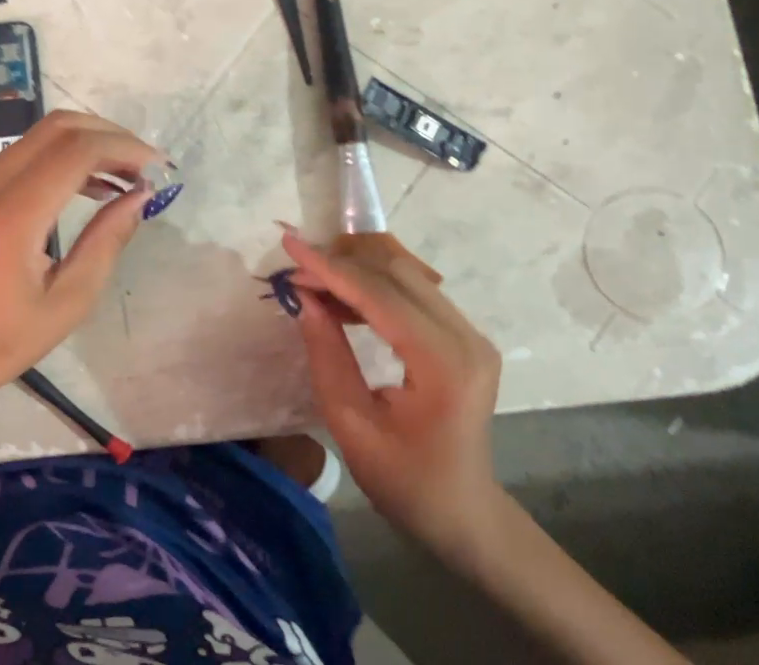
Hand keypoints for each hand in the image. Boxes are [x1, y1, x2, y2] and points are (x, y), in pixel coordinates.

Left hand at [0, 111, 161, 423]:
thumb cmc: (5, 339)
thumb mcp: (69, 301)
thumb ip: (106, 241)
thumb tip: (140, 195)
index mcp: (13, 216)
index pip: (76, 151)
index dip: (124, 149)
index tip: (159, 168)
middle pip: (57, 128)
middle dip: (108, 136)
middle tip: (145, 165)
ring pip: (39, 135)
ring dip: (85, 143)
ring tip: (125, 176)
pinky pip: (22, 154)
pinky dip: (61, 156)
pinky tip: (90, 185)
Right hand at [283, 230, 504, 555]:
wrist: (460, 512)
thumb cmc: (403, 479)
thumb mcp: (350, 421)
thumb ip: (327, 355)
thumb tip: (305, 300)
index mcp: (443, 364)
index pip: (381, 295)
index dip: (330, 267)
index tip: (288, 245)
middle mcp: (466, 340)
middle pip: (398, 274)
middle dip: (341, 263)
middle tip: (294, 272)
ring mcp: (470, 337)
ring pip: (407, 277)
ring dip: (356, 272)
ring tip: (310, 284)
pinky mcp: (462, 340)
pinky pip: (413, 295)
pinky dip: (372, 288)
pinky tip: (339, 301)